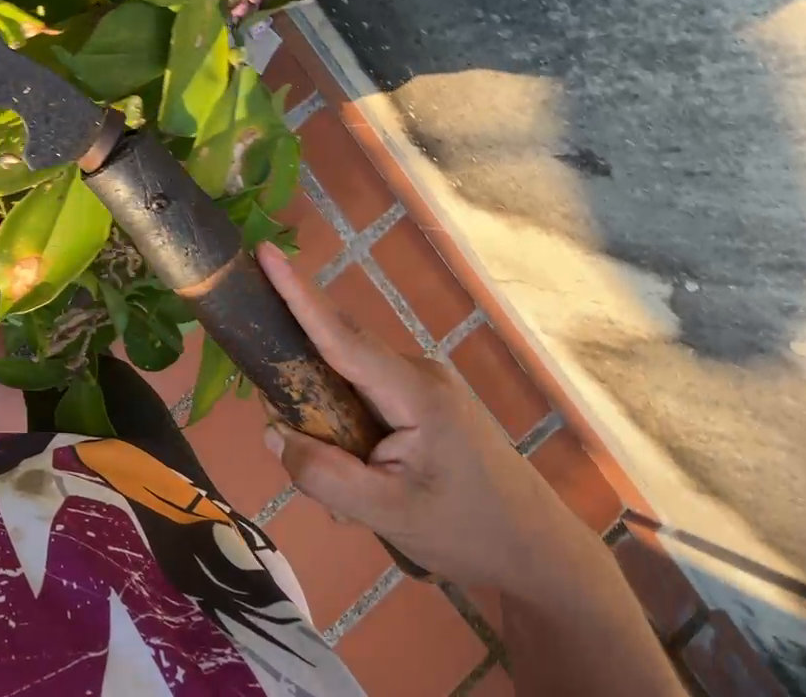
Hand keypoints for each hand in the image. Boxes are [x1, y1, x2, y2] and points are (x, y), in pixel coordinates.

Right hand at [253, 243, 606, 600]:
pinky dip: (344, 430)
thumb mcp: (385, 513)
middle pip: (334, 355)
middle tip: (295, 444)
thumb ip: (320, 473)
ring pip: (343, 381)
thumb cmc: (468, 531)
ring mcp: (422, 383)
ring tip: (346, 489)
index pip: (340, 335)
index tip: (265, 253)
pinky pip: (360, 397)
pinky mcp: (421, 400)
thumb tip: (273, 432)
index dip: (298, 294)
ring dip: (326, 424)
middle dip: (300, 387)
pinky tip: (362, 478)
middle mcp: (417, 372)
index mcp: (414, 393)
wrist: (540, 553)